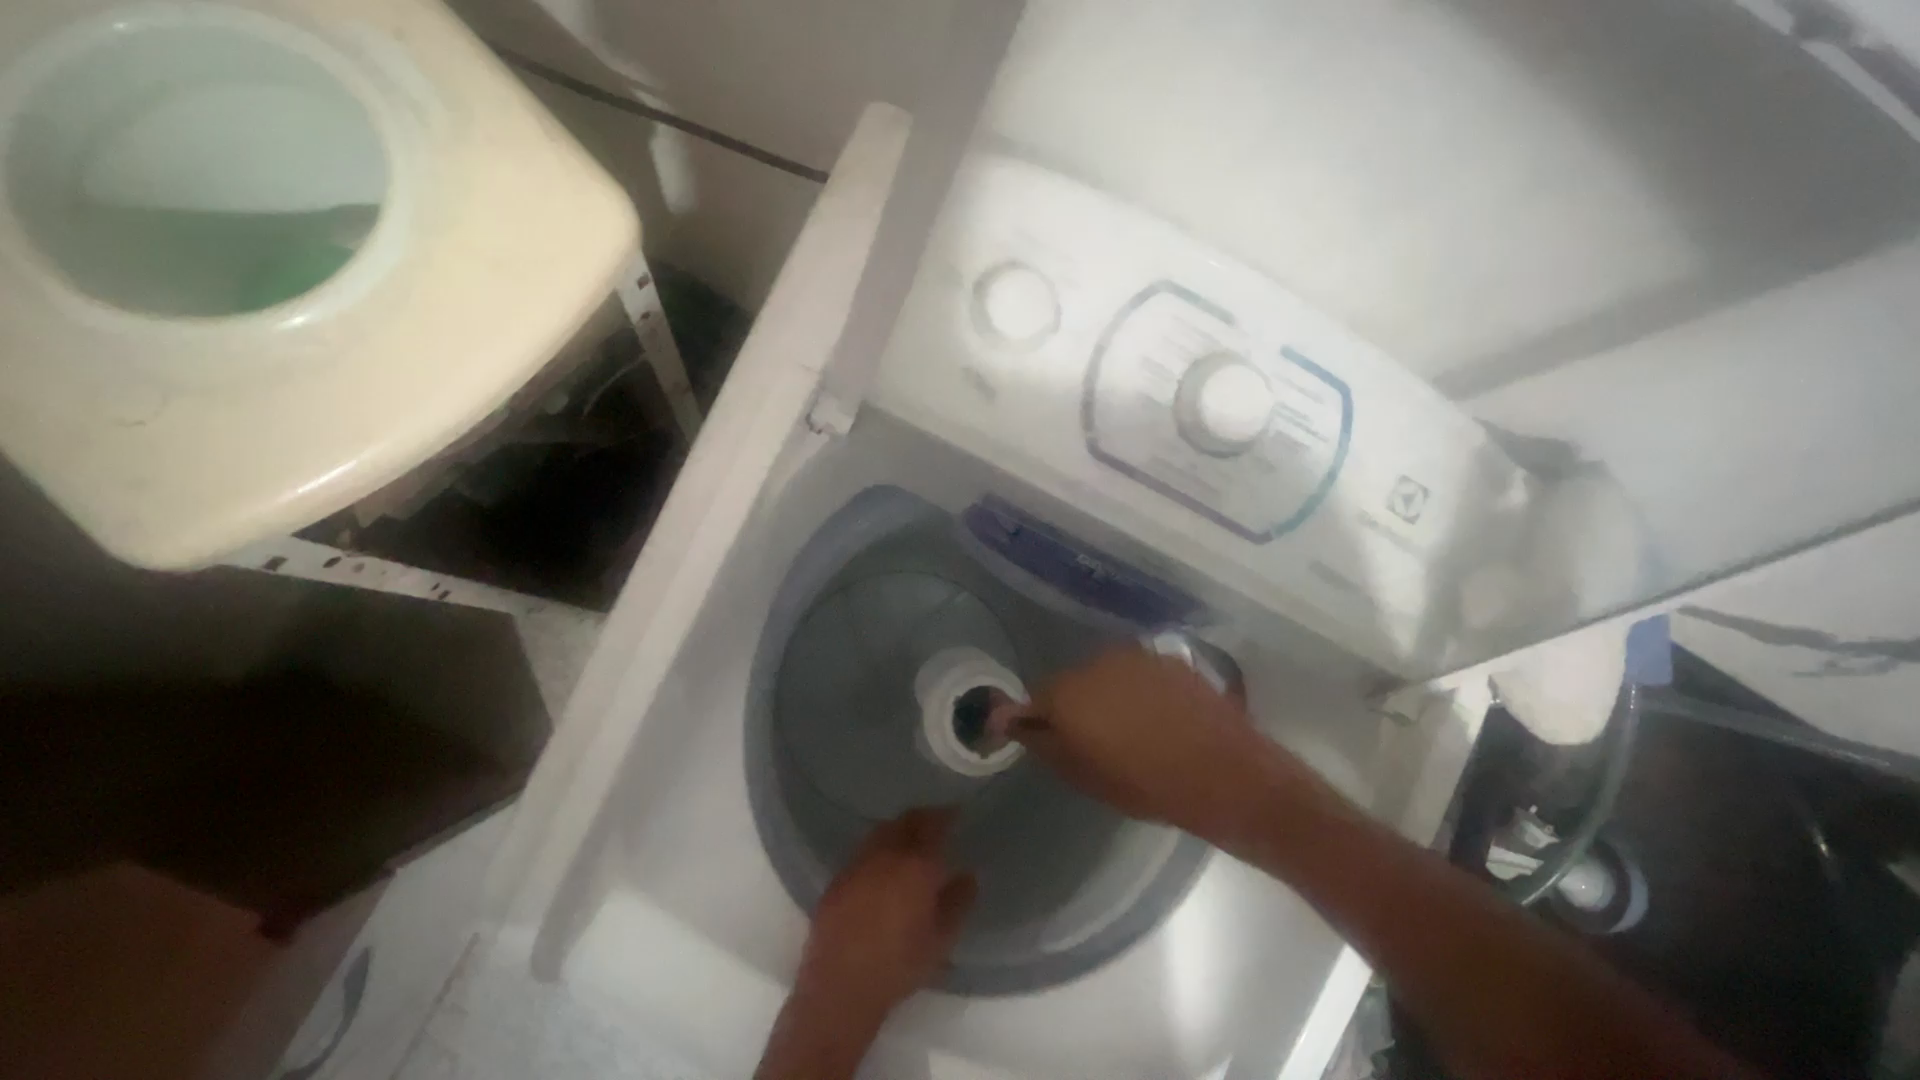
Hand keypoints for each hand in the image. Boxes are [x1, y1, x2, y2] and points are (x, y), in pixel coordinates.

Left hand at [795, 807, 977, 1020]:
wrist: (840, 987)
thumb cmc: (899, 965)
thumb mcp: (941, 940)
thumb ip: (958, 903)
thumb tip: (967, 876)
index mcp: (917, 866)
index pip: (934, 825)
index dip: (946, 815)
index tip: (956, 813)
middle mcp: (885, 855)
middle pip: (905, 822)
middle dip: (922, 818)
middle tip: (934, 824)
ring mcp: (856, 865)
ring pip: (880, 833)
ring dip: (897, 831)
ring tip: (908, 843)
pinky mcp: (836, 881)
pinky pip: (861, 854)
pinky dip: (876, 852)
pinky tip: (880, 870)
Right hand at [990, 645, 1279, 837]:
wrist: (1227, 774)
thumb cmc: (1147, 785)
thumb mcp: (1083, 776)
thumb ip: (1041, 742)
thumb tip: (1008, 720)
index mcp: (1067, 692)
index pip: (1032, 699)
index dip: (1036, 722)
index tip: (1047, 743)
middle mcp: (1096, 662)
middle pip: (1069, 683)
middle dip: (1072, 707)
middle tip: (1091, 743)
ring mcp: (1136, 656)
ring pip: (1104, 675)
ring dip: (1106, 697)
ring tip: (1127, 732)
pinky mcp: (1169, 659)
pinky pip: (1137, 674)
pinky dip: (1137, 692)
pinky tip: (1156, 720)